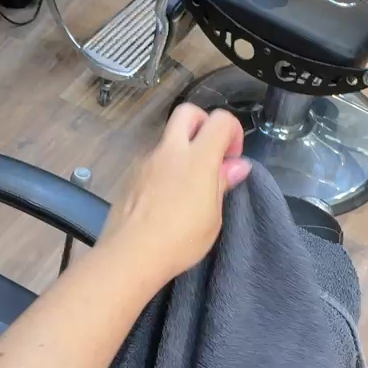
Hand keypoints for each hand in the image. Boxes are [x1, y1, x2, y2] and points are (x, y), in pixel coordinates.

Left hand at [97, 104, 251, 288]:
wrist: (131, 255)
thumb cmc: (179, 240)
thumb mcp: (212, 217)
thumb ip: (222, 184)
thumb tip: (236, 165)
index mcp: (197, 158)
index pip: (220, 120)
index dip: (233, 133)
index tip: (232, 160)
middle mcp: (169, 151)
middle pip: (187, 112)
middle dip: (203, 124)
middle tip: (209, 155)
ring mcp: (146, 161)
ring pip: (167, 139)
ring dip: (181, 151)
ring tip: (187, 187)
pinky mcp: (130, 176)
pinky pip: (152, 161)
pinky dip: (164, 169)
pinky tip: (165, 199)